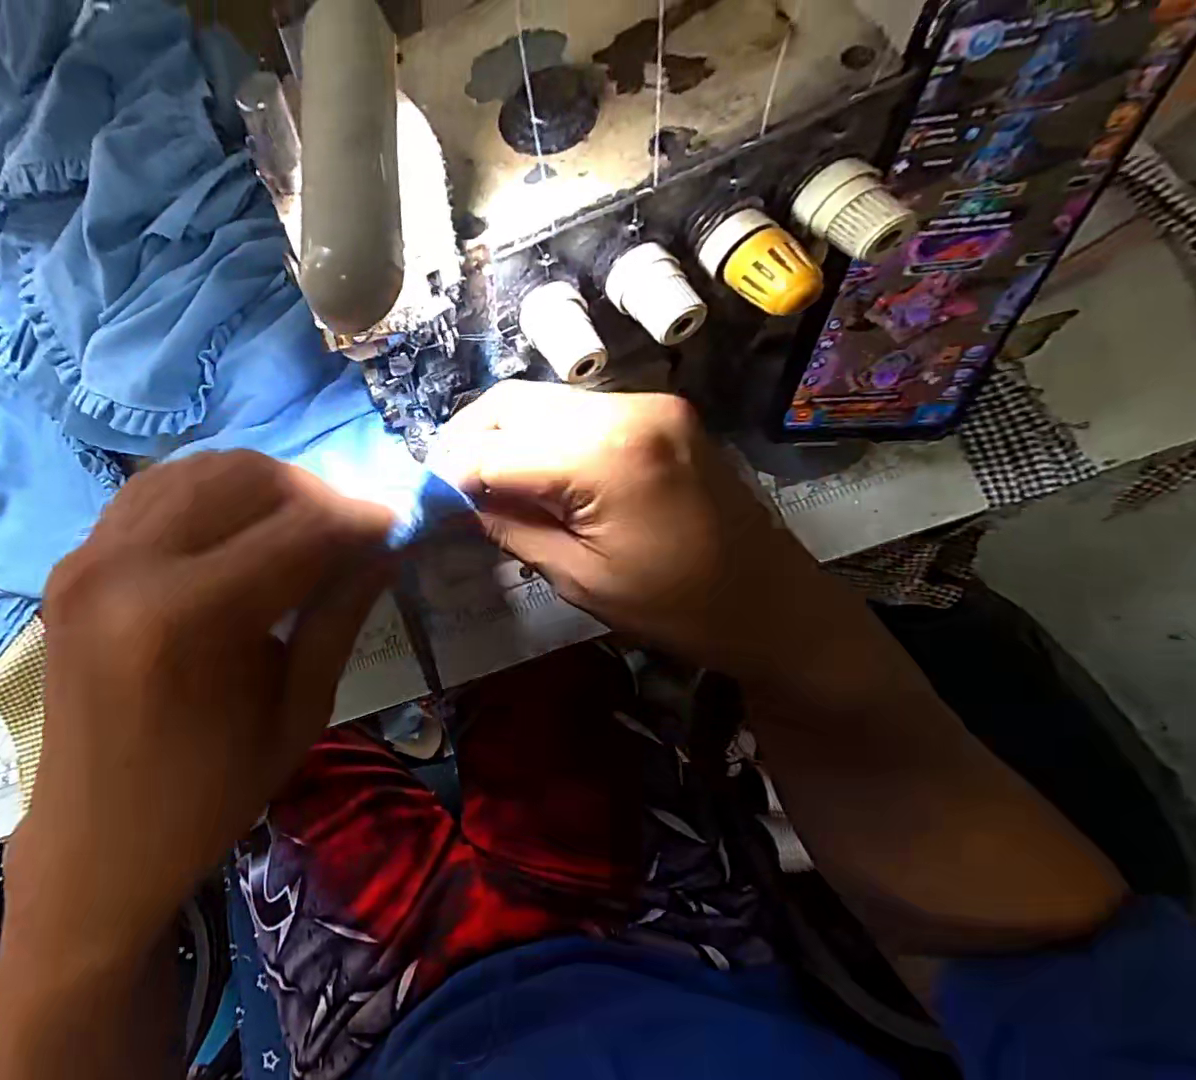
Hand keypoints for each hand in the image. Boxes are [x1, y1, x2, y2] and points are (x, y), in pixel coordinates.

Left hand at [9, 450, 395, 956]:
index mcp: (187, 620)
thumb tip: (388, 545)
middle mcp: (127, 567)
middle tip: (346, 529)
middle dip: (313, 492)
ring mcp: (88, 558)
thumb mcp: (298, 711)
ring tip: (296, 526)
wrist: (96, 842)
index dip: (359, 518)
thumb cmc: (210, 796)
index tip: (393, 526)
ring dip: (262, 485)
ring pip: (199, 468)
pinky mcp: (72, 562)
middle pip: (246, 477)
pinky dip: (206, 491)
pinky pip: (152, 490)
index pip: (300, 530)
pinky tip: (235, 525)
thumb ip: (342, 613)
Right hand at [428, 380, 820, 680]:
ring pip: (539, 400)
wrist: (772, 603)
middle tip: (443, 486)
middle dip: (465, 441)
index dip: (450, 475)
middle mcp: (625, 408)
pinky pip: (574, 411)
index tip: (424, 500)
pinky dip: (537, 435)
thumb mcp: (579, 577)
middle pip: (512, 404)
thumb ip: (510, 527)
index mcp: (606, 456)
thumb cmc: (676, 607)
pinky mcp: (656, 412)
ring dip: (498, 434)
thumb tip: (456, 499)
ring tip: (478, 480)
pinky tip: (525, 470)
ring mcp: (646, 403)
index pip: (495, 449)